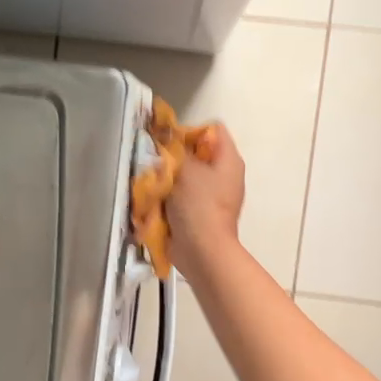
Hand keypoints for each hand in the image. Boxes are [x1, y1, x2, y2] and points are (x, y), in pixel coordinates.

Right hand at [166, 123, 244, 277]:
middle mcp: (224, 175)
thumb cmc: (198, 206)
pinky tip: (155, 199)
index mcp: (229, 160)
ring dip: (168, 178)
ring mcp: (213, 195)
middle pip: (197, 153)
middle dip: (174, 156)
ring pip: (186, 175)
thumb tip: (163, 135)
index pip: (212, 129)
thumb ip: (173, 149)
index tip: (169, 142)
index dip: (189, 130)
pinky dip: (169, 196)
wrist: (202, 251)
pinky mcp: (200, 213)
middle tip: (155, 161)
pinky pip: (182, 196)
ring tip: (152, 181)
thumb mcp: (185, 170)